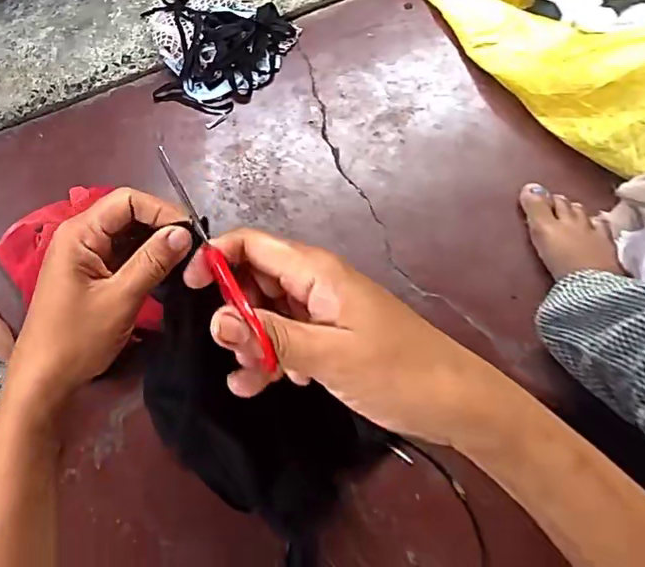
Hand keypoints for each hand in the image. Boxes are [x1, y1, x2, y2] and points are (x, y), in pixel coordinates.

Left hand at [6, 188, 193, 407]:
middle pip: (128, 212)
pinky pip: (121, 251)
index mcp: (80, 232)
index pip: (127, 200)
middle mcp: (79, 233)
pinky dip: (143, 256)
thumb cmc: (76, 340)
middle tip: (191, 247)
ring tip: (183, 258)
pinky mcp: (89, 270)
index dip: (161, 211)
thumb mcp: (120, 300)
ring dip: (154, 242)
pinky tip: (164, 269)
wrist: (42, 383)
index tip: (190, 233)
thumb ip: (153, 262)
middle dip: (160, 225)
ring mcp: (83, 252)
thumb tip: (184, 232)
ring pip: (127, 232)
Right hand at [184, 228, 512, 446]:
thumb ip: (271, 335)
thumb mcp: (329, 355)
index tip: (189, 287)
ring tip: (251, 377)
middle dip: (235, 310)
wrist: (455, 401)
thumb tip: (218, 318)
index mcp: (314, 270)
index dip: (216, 256)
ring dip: (252, 339)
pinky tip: (266, 383)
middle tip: (233, 349)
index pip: (252, 242)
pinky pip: (285, 334)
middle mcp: (314, 281)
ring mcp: (321, 307)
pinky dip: (270, 354)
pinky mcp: (328, 332)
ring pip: (267, 310)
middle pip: (255, 277)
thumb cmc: (395, 369)